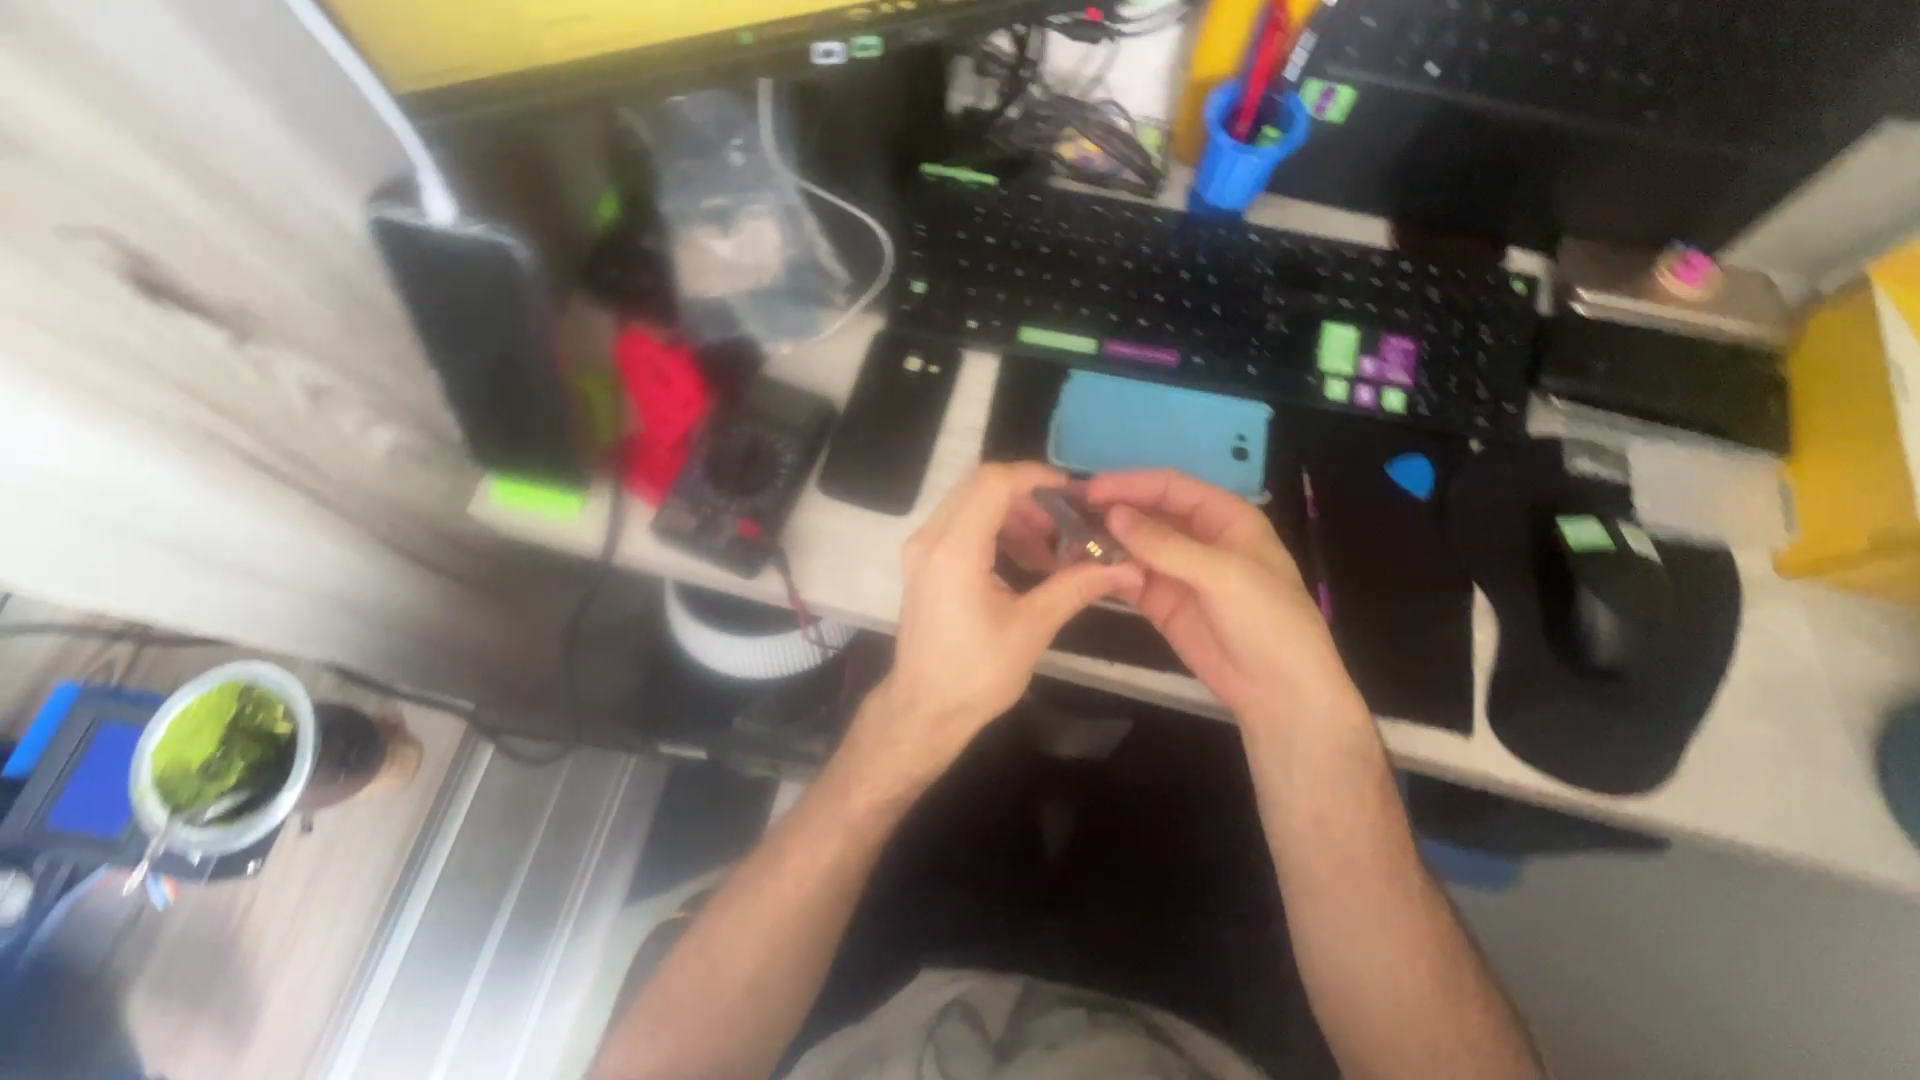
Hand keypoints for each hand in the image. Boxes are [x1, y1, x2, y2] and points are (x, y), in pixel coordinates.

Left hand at [842, 463, 1142, 785]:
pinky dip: (996, 532)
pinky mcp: (924, 564)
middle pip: (981, 487)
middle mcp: (930, 539)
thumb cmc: (975, 675)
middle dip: (1029, 500)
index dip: (1037, 478)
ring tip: (1050, 555)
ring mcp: (922, 550)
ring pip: (971, 504)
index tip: (1074, 496)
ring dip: (1014, 518)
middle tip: (1066, 529)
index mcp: (954, 550)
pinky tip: (1026, 565)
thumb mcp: (1032, 629)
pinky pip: (961, 526)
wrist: (924, 711)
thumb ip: (1076, 587)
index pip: (994, 483)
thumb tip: (1128, 567)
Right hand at [1084, 469, 1356, 723]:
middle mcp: (1199, 538)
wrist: (1280, 691)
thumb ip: (1166, 545)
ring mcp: (1179, 572)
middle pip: (1148, 513)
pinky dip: (1107, 572)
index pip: (1170, 488)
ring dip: (1103, 542)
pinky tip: (1081, 568)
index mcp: (1226, 518)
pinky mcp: (1162, 604)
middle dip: (1111, 511)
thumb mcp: (1222, 576)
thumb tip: (1112, 515)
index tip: (1088, 491)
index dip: (1130, 484)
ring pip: (1134, 546)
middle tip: (1066, 514)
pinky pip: (1129, 578)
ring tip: (1065, 542)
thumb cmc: (1267, 621)